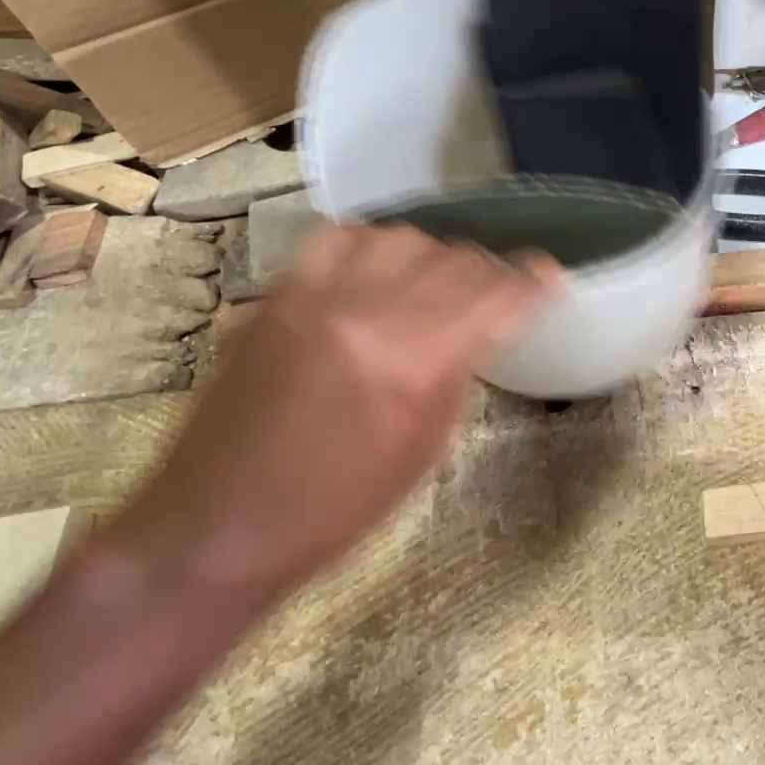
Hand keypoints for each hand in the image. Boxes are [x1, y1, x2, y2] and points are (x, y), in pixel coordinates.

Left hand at [109, 223, 558, 602]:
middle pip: (456, 259)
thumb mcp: (424, 450)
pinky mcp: (277, 296)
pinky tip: (376, 272)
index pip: (495, 294)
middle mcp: (369, 312)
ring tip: (434, 287)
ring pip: (402, 237)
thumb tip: (480, 328)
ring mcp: (316, 296)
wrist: (215, 527)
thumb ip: (457, 373)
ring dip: (433, 257)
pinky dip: (371, 245)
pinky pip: (337, 237)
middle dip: (489, 274)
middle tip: (494, 296)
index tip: (550, 276)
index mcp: (414, 361)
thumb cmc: (336, 508)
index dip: (533, 281)